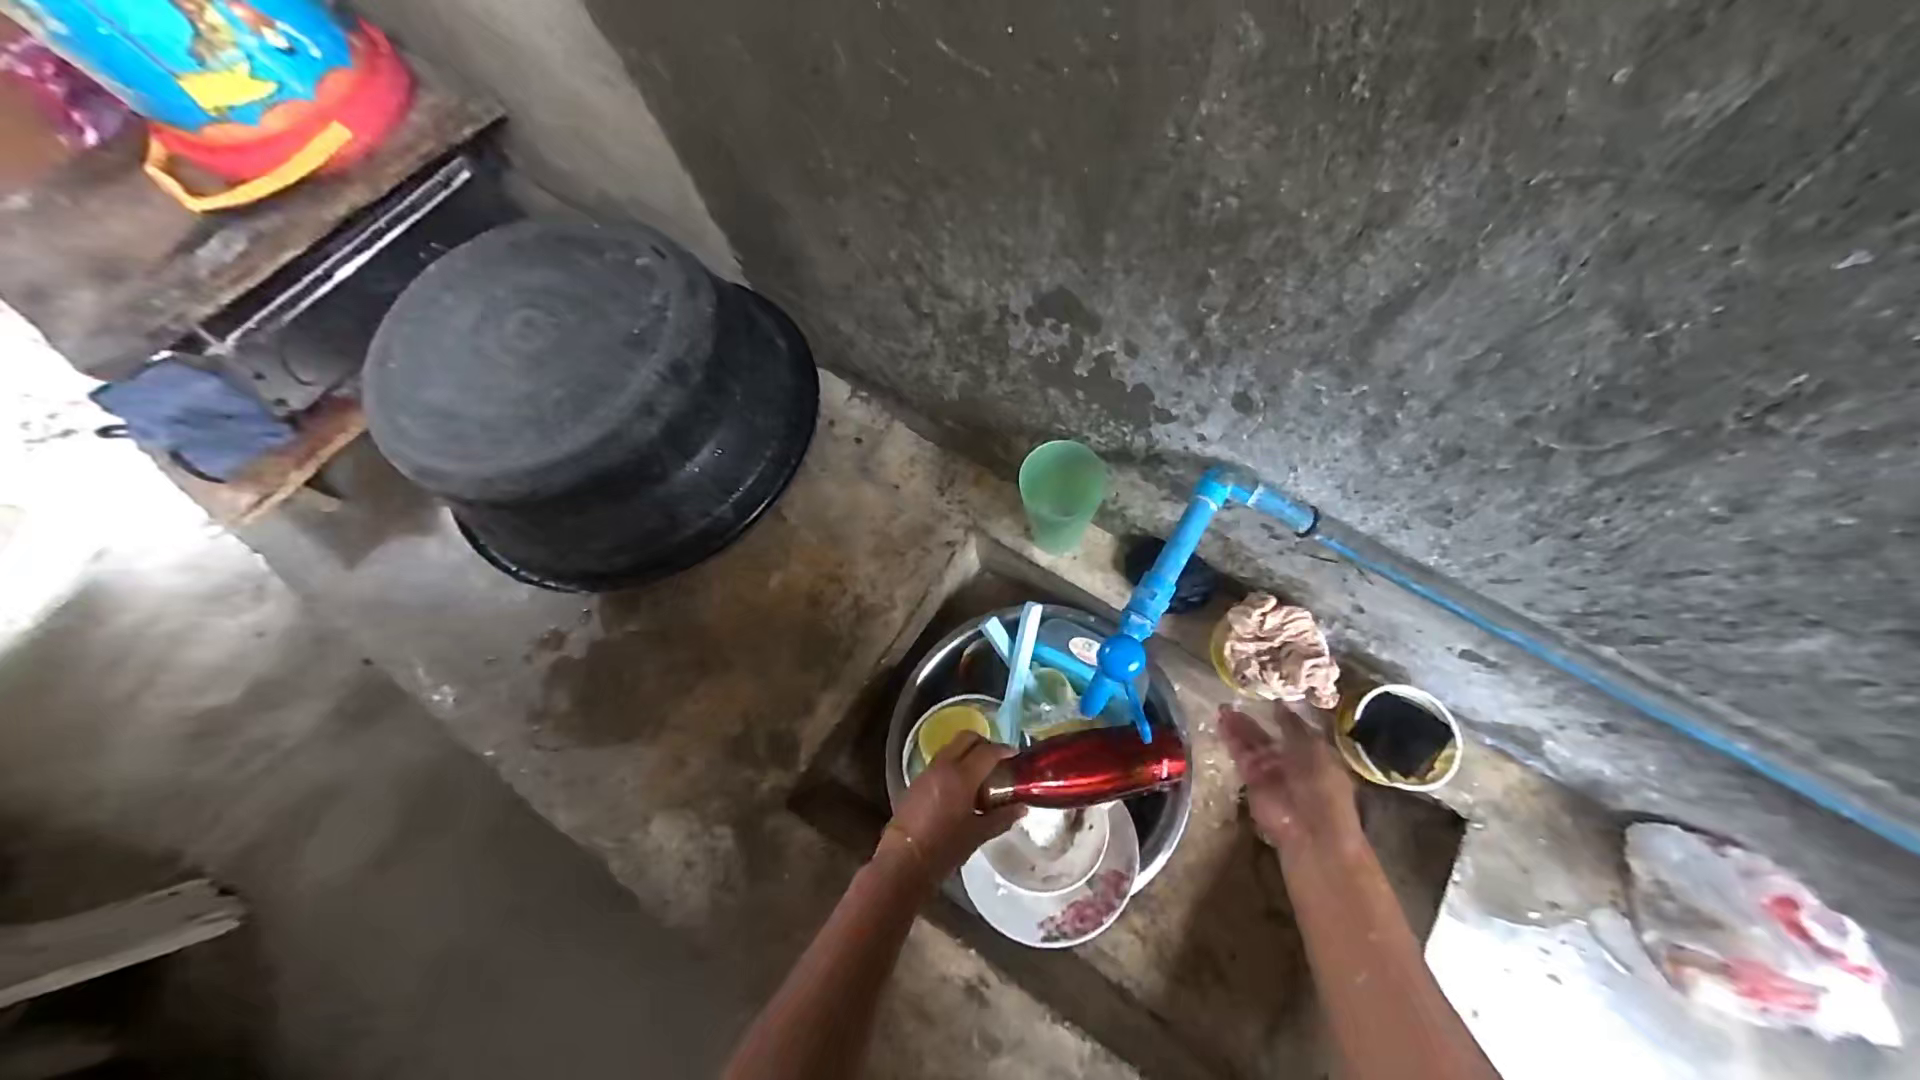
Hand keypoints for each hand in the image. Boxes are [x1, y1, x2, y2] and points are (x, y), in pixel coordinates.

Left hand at [881, 731, 1025, 885]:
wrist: (904, 860)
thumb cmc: (944, 848)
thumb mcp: (978, 834)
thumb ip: (1002, 818)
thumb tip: (1021, 808)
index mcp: (961, 776)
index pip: (987, 751)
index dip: (1004, 750)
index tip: (1015, 755)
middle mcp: (943, 766)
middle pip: (966, 738)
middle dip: (984, 743)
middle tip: (997, 759)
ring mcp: (928, 771)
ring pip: (951, 747)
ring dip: (967, 751)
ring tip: (980, 772)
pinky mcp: (917, 780)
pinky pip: (940, 761)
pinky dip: (954, 763)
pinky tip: (961, 785)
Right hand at [1218, 701, 1358, 849]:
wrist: (1309, 828)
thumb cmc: (1321, 785)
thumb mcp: (1313, 748)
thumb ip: (1293, 726)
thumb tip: (1280, 704)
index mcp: (1312, 753)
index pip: (1292, 729)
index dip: (1278, 714)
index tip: (1264, 696)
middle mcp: (1289, 761)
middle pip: (1266, 736)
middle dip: (1252, 720)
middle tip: (1235, 701)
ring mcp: (1269, 771)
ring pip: (1250, 744)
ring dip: (1237, 726)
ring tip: (1222, 707)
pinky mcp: (1251, 779)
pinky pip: (1239, 754)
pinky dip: (1231, 738)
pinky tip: (1221, 722)